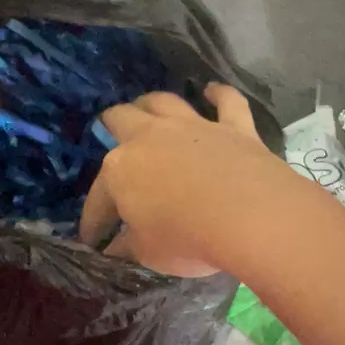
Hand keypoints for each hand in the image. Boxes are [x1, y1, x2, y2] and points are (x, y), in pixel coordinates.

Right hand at [80, 84, 326, 276]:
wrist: (250, 216)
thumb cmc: (187, 238)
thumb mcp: (148, 253)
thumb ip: (128, 247)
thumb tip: (115, 249)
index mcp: (120, 170)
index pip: (99, 197)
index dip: (94, 220)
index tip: (95, 240)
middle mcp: (151, 137)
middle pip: (122, 119)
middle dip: (112, 126)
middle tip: (110, 133)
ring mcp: (194, 127)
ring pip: (164, 102)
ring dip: (152, 103)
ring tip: (146, 106)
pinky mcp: (234, 127)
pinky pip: (227, 101)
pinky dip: (219, 94)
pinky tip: (213, 90)